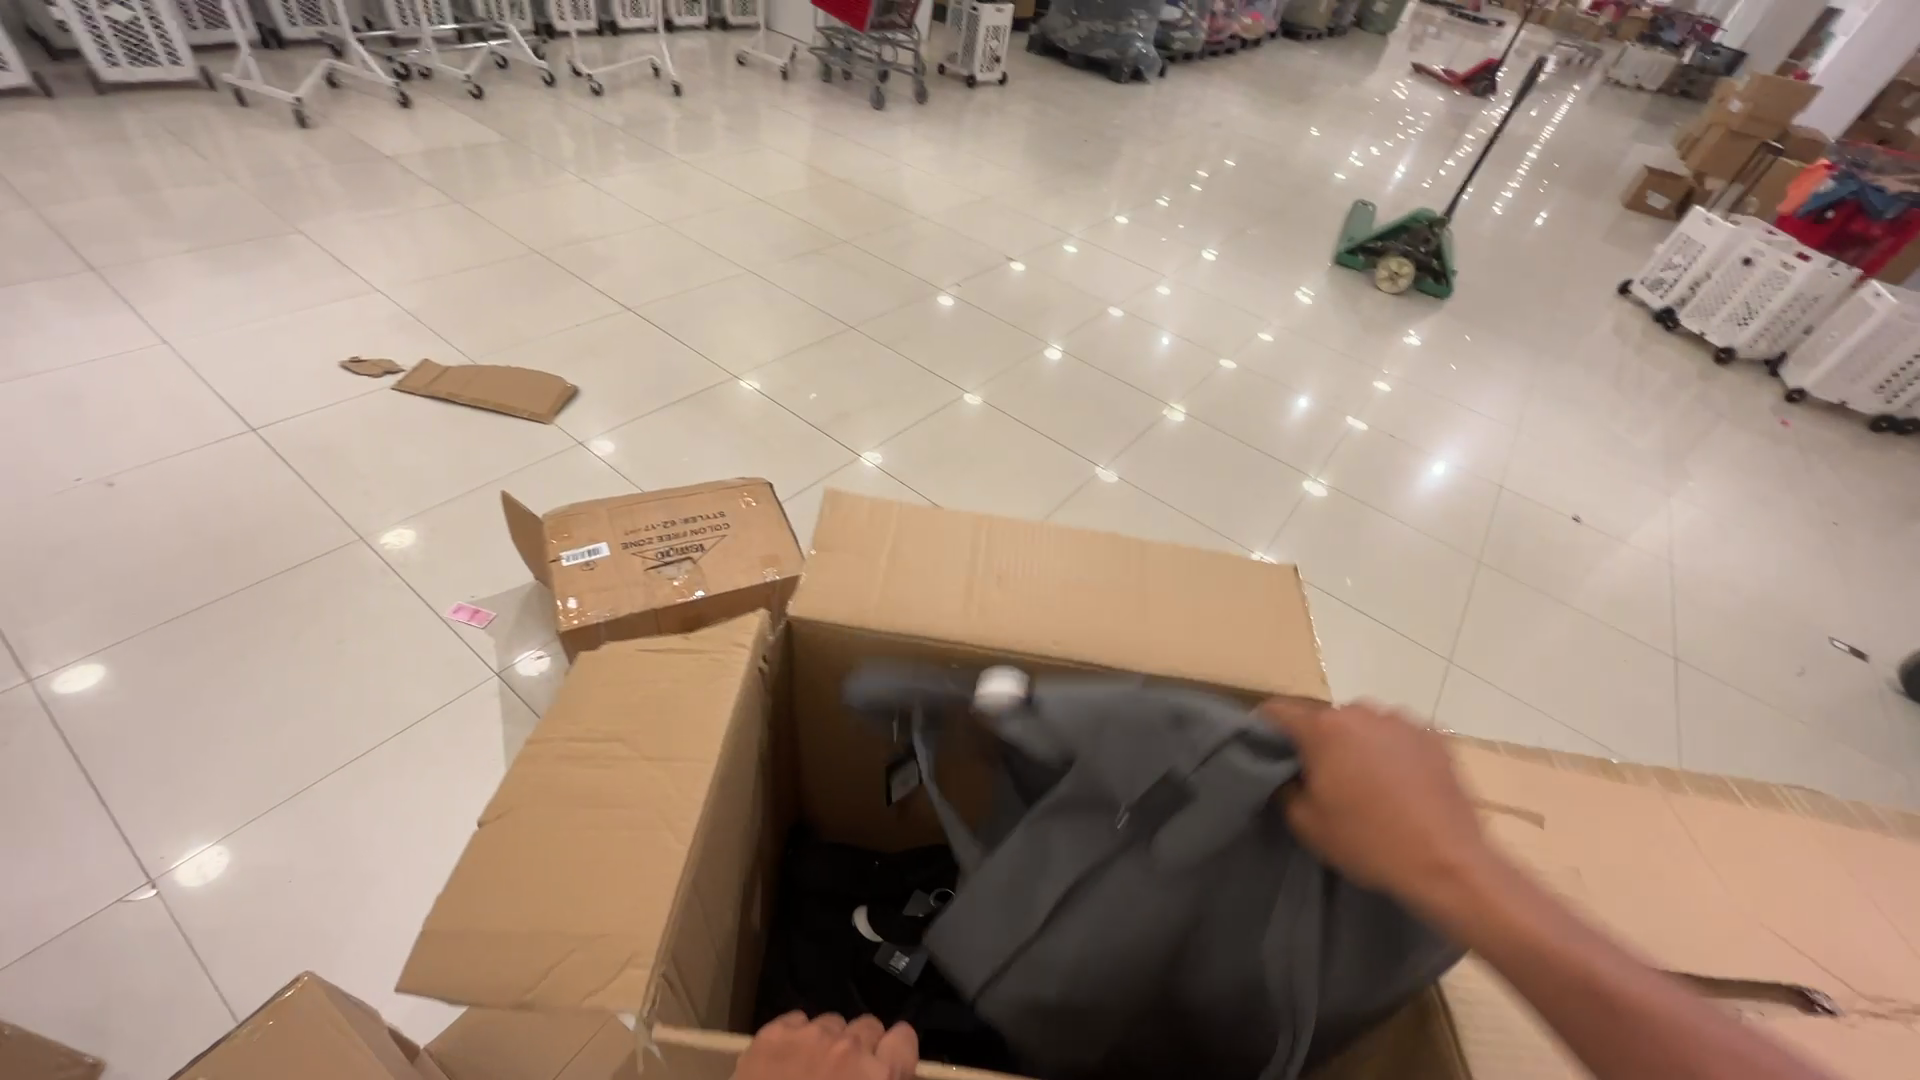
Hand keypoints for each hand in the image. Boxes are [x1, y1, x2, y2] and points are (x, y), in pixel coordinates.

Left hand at [733, 1013, 918, 1079]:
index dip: (894, 1054)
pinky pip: (796, 1021)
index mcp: (880, 1077)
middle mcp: (850, 1048)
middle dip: (860, 1049)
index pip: (904, 1039)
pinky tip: (783, 1067)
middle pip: (868, 1026)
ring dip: (826, 1044)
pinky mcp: (774, 1034)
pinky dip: (795, 1039)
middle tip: (842, 1077)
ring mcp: (810, 1036)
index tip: (883, 1068)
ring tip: (808, 1073)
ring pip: (831, 1023)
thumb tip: (882, 1078)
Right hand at [1261, 698, 1491, 913]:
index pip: (1277, 710)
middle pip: (1324, 718)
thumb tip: (1282, 771)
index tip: (1266, 752)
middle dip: (1318, 740)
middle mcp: (1361, 711)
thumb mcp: (1305, 823)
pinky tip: (1400, 784)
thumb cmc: (1369, 842)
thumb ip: (1283, 786)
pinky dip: (1391, 751)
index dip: (1265, 729)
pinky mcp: (1435, 737)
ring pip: (1363, 725)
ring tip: (1367, 782)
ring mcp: (1402, 721)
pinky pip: (1398, 736)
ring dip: (1356, 744)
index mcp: (1323, 727)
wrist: (1450, 865)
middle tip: (1322, 777)